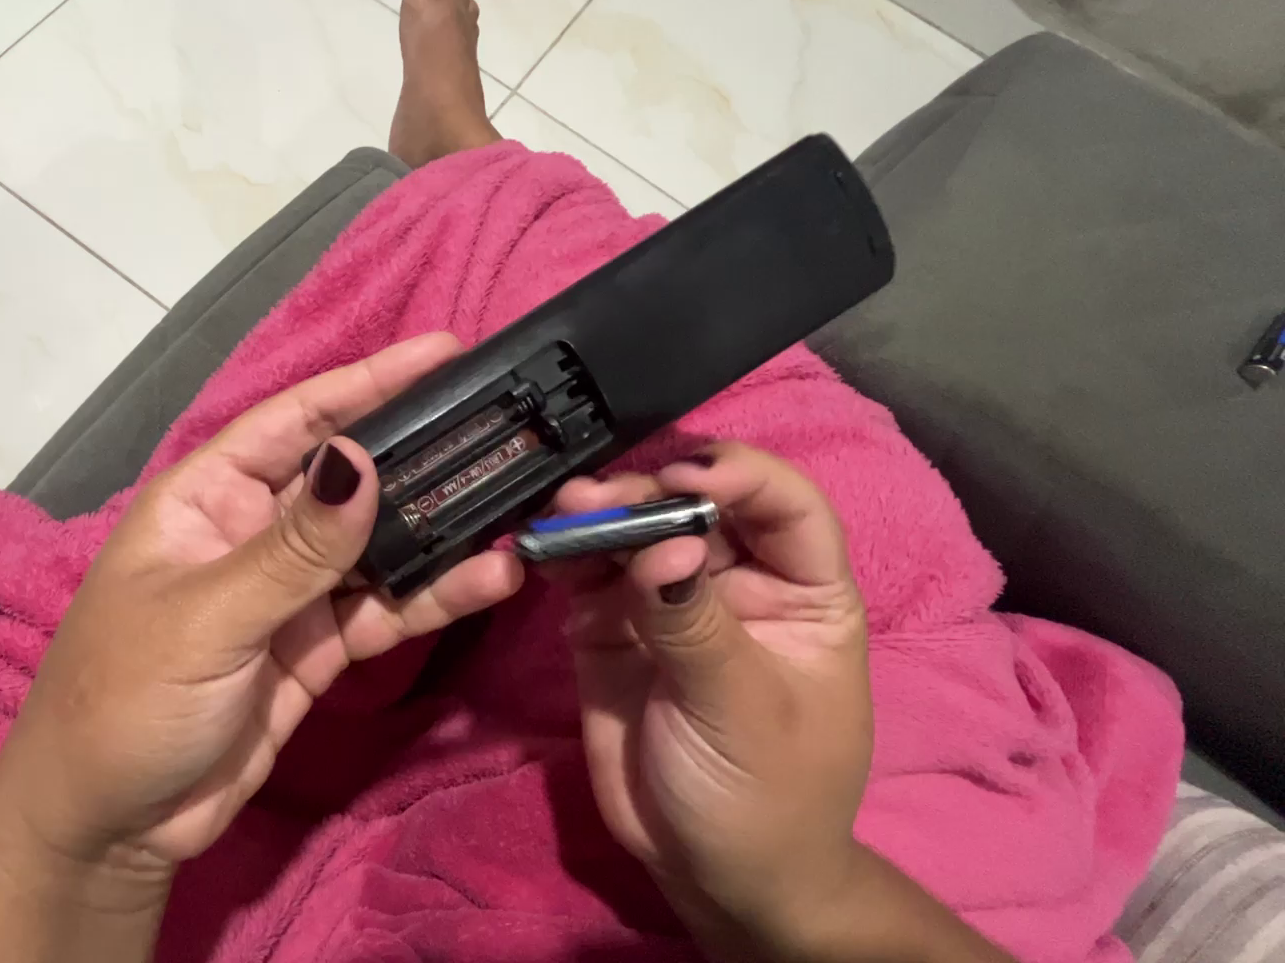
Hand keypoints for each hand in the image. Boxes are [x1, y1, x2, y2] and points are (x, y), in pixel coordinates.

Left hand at [0, 333, 523, 872]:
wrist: (112, 825)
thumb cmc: (124, 700)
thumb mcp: (207, 618)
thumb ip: (292, 549)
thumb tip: (358, 462)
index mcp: (207, 497)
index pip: (294, 420)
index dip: (365, 383)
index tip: (441, 353)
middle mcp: (254, 530)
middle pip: (347, 477)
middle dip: (418, 452)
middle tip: (499, 424)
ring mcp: (290, 590)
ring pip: (376, 545)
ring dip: (438, 529)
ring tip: (512, 502)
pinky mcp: (318, 646)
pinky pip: (382, 609)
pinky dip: (432, 595)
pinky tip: (488, 577)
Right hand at [557, 442, 873, 948]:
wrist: (703, 864)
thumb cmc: (762, 794)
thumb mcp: (742, 712)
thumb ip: (696, 625)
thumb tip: (665, 545)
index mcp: (800, 593)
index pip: (786, 507)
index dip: (741, 476)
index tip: (683, 478)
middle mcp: (731, 579)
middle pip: (692, 506)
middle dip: (645, 493)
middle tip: (593, 499)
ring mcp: (664, 597)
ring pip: (631, 531)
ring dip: (595, 515)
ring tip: (561, 513)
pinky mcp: (609, 620)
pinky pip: (585, 572)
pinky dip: (562, 555)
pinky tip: (540, 550)